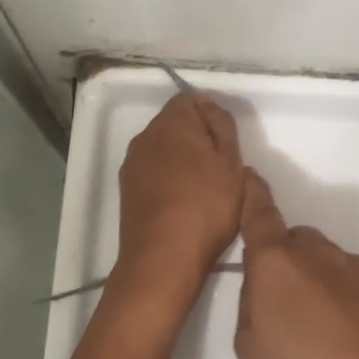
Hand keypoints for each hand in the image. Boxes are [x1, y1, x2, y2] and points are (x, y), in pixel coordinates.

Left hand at [116, 92, 244, 282]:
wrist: (162, 258)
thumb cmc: (206, 207)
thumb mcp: (231, 164)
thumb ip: (222, 127)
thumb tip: (208, 106)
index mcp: (172, 122)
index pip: (190, 100)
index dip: (211, 116)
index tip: (228, 143)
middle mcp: (145, 136)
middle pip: (174, 123)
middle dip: (196, 137)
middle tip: (220, 167)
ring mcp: (132, 164)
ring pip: (161, 149)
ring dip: (180, 159)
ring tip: (203, 188)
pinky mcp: (127, 189)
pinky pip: (152, 172)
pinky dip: (167, 179)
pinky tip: (182, 202)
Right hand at [234, 171, 358, 358]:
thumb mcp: (252, 348)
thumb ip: (252, 306)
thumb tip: (267, 291)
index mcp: (277, 260)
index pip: (260, 214)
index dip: (252, 195)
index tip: (250, 176)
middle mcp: (319, 253)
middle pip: (295, 242)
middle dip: (284, 261)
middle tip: (279, 307)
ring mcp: (358, 270)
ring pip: (325, 264)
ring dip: (316, 284)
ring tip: (316, 335)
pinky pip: (352, 286)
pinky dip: (344, 303)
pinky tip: (346, 344)